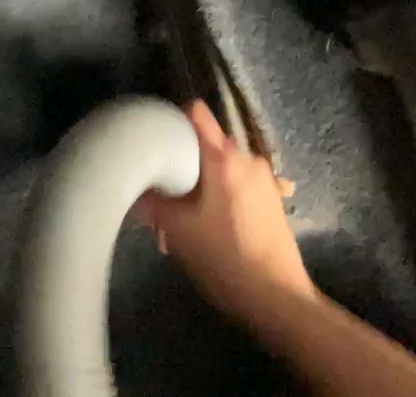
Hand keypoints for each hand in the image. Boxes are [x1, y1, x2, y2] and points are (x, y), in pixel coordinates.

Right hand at [134, 100, 315, 322]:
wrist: (281, 302)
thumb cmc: (226, 257)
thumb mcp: (177, 230)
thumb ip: (151, 201)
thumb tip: (134, 187)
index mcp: (224, 157)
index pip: (196, 112)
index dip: (172, 118)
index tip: (154, 136)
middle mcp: (248, 159)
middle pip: (206, 143)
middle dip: (183, 162)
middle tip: (164, 191)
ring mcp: (265, 180)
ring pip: (222, 167)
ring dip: (201, 184)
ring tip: (185, 217)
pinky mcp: (272, 201)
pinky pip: (237, 185)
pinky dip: (220, 196)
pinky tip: (210, 226)